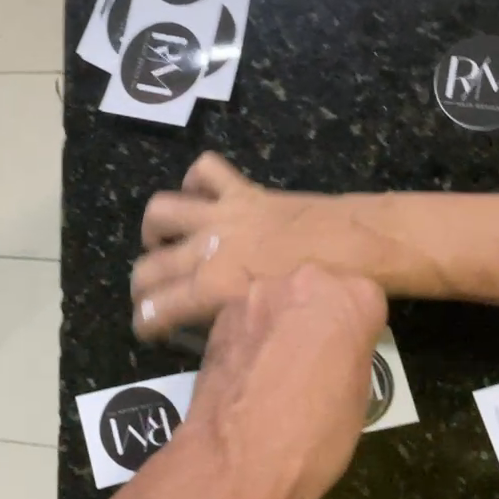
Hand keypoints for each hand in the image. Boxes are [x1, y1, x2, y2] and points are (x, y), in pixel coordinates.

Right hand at [132, 153, 382, 338]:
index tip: (148, 328)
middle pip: (149, 267)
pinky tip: (201, 198)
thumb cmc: (323, 293)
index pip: (156, 309)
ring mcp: (224, 215)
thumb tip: (217, 324)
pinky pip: (205, 170)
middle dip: (141, 287)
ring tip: (163, 240)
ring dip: (155, 228)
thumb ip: (234, 320)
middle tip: (152, 296)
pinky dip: (196, 180)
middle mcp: (210, 249)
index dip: (144, 323)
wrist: (357, 245)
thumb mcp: (272, 319)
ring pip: (162, 211)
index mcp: (216, 289)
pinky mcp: (243, 190)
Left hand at [180, 264, 388, 498]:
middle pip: (315, 290)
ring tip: (272, 369)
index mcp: (353, 297)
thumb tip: (333, 348)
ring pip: (276, 301)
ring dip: (278, 324)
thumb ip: (349, 352)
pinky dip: (248, 337)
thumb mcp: (358, 395)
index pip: (363, 299)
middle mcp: (305, 280)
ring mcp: (257, 293)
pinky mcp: (220, 313)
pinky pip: (244, 318)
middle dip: (314, 316)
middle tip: (311, 359)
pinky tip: (246, 372)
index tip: (346, 354)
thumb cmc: (316, 436)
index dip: (354, 329)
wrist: (239, 461)